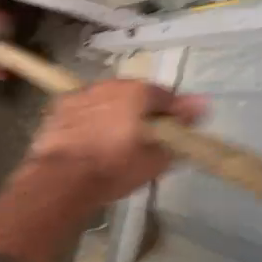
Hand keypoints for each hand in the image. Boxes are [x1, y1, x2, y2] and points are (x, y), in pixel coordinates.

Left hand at [17, 80, 205, 203]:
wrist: (62, 177)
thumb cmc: (114, 168)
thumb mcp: (156, 158)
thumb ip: (179, 128)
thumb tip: (202, 104)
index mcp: (136, 92)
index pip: (166, 96)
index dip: (175, 112)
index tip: (179, 128)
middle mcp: (108, 85)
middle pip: (134, 94)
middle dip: (143, 110)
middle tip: (147, 135)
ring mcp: (81, 93)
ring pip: (108, 98)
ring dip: (116, 111)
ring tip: (118, 137)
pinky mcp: (60, 106)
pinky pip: (85, 107)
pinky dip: (92, 117)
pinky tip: (92, 136)